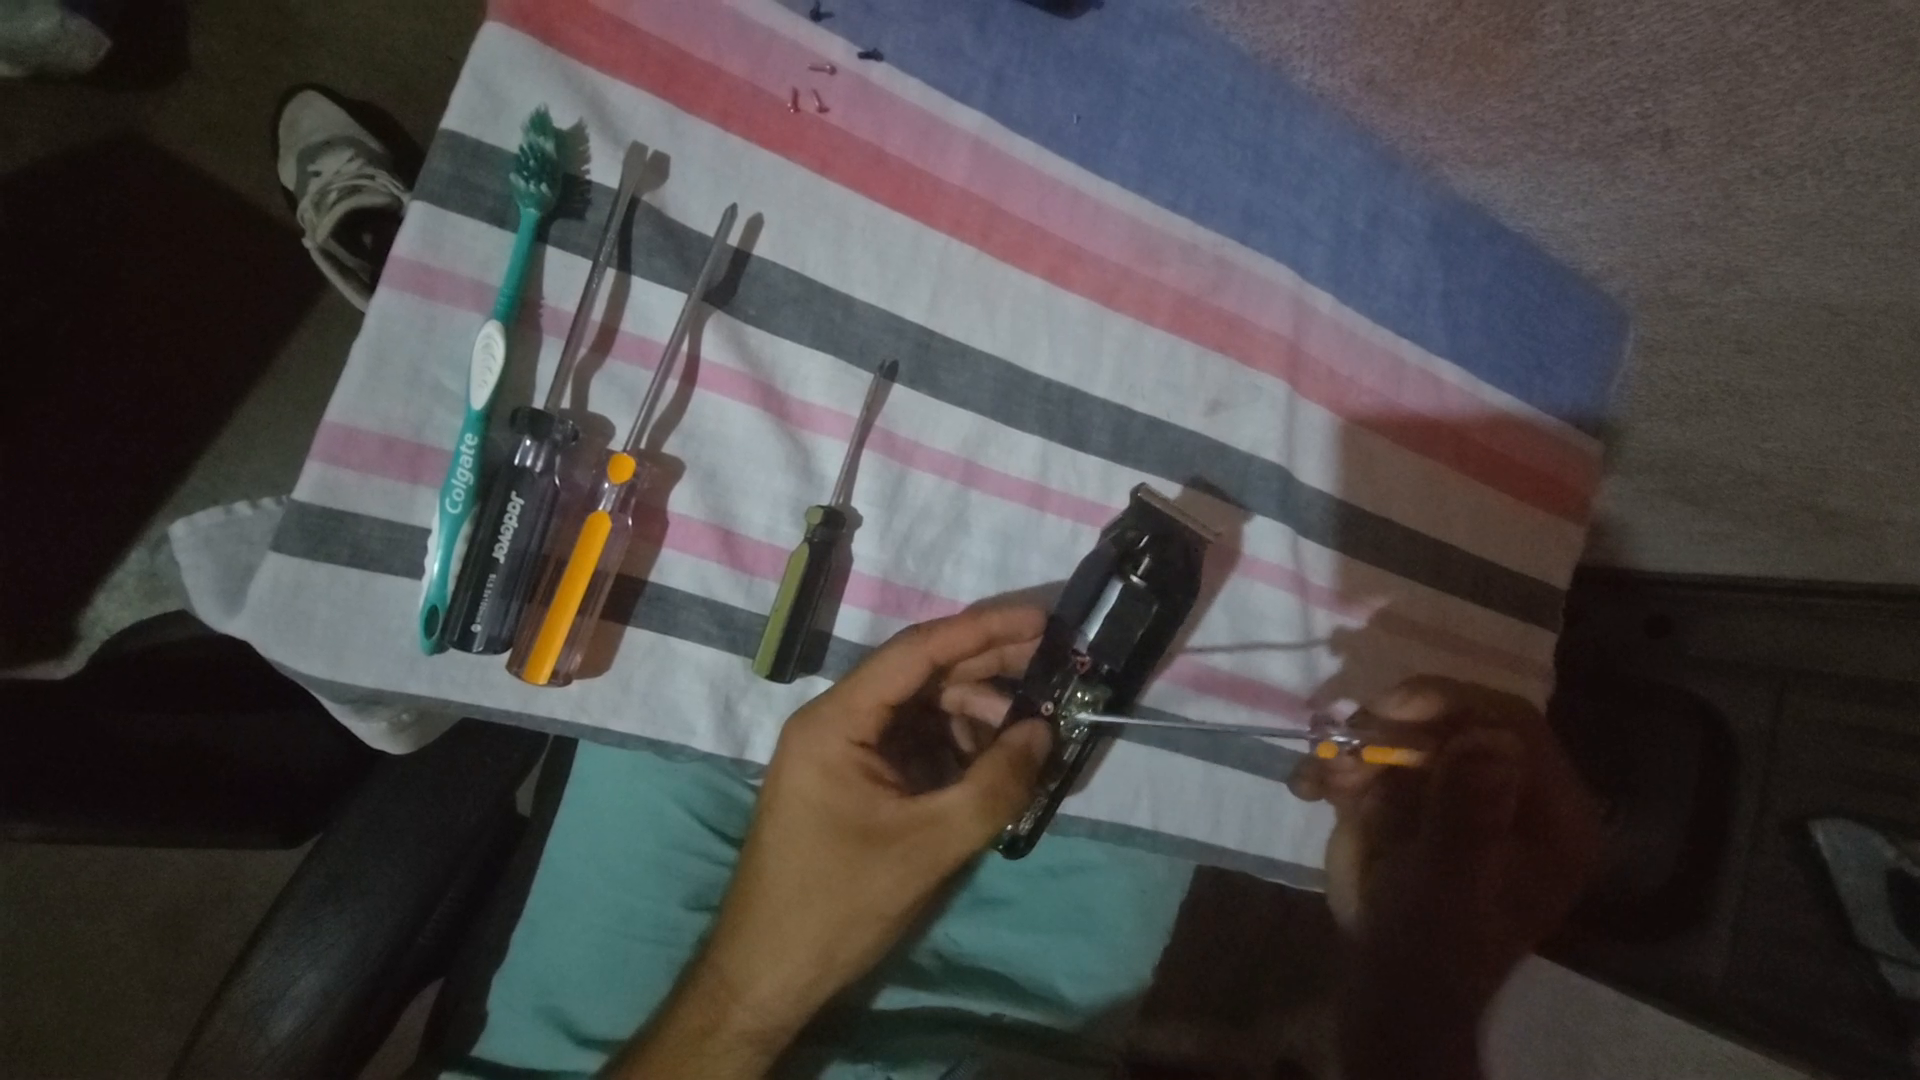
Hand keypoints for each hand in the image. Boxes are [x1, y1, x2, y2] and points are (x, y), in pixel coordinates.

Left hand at [612, 606, 1054, 1077]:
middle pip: (921, 674)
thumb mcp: (929, 846)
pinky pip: (916, 744)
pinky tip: (998, 759)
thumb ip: (994, 784)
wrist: (767, 976)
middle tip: (1052, 658)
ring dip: (977, 714)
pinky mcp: (858, 778)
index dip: (981, 630)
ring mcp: (846, 749)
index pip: (916, 652)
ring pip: (922, 709)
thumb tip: (1044, 730)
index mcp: (837, 720)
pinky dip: (958, 747)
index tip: (1040, 619)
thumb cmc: (839, 906)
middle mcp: (837, 720)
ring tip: (1032, 729)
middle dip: (987, 666)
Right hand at [1289, 677, 1603, 1078]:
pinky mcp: (1400, 793)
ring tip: (1323, 781)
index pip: (1510, 723)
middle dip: (1391, 723)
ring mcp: (1445, 787)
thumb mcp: (1452, 881)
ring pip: (1398, 731)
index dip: (1452, 702)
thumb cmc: (1436, 942)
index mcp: (1544, 808)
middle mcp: (1500, 787)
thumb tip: (1489, 739)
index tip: (1390, 709)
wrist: (1387, 978)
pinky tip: (1308, 788)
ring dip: (1352, 746)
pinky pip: (1362, 756)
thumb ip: (1470, 814)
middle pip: (1450, 717)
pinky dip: (1329, 764)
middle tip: (1347, 741)